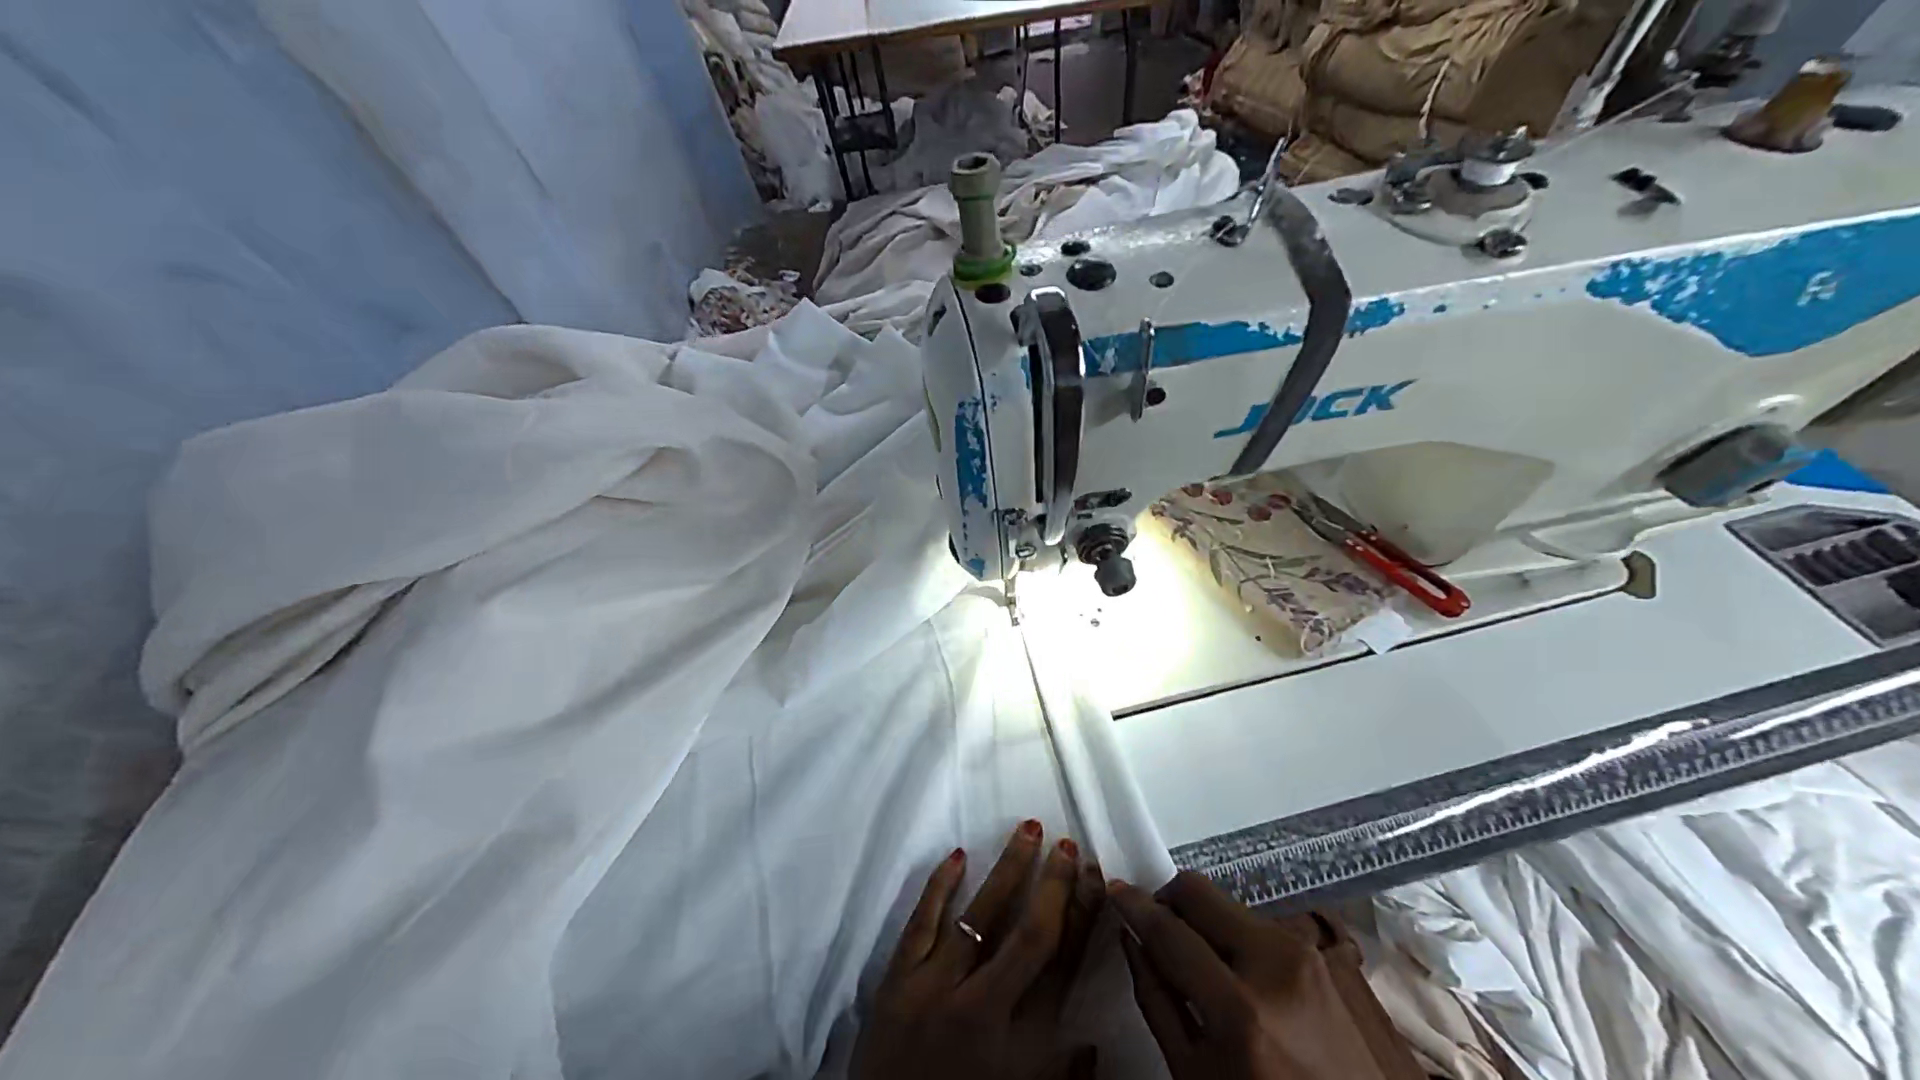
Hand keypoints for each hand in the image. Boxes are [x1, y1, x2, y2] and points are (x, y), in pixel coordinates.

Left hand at [853, 821, 1104, 1079]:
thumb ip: (1063, 1077)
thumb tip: (1093, 1045)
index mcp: (1019, 1041)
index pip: (1061, 965)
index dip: (1081, 917)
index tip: (1094, 878)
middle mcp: (982, 1006)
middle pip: (1028, 934)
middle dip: (1052, 885)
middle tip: (1068, 844)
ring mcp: (933, 989)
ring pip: (979, 915)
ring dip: (1007, 870)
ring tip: (1028, 829)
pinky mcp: (895, 982)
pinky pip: (921, 923)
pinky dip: (940, 887)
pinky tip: (958, 855)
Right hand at [1108, 872, 1390, 1079]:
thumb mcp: (1193, 1074)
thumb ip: (1155, 998)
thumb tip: (1131, 937)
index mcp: (1239, 1010)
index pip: (1169, 931)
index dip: (1135, 905)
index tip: (1114, 889)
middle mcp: (1274, 965)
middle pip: (1199, 891)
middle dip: (1166, 899)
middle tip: (1155, 926)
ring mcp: (1303, 954)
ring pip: (1226, 904)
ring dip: (1200, 918)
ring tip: (1196, 959)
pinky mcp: (1318, 955)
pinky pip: (1255, 924)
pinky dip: (1230, 934)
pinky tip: (1231, 971)